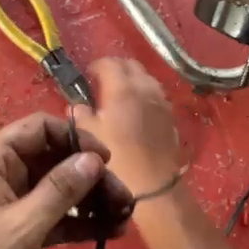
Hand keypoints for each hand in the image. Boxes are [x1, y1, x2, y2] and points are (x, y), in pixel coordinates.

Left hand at [0, 113, 134, 248]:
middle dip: (90, 177)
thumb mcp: (20, 228)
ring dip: (90, 202)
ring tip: (125, 220)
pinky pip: (54, 220)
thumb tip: (93, 160)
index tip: (106, 161)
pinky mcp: (16, 235)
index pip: (38, 130)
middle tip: (125, 201)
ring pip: (57, 193)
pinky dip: (78, 225)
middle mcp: (0, 177)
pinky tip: (109, 234)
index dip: (75, 139)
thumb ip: (59, 191)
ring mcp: (8, 208)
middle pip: (53, 162)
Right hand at [72, 59, 186, 197]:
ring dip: (133, 80)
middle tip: (103, 82)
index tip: (88, 76)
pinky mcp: (171, 117)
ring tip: (120, 96)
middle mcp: (145, 88)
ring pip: (147, 79)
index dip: (96, 66)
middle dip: (116, 69)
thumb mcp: (89, 136)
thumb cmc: (117, 159)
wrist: (154, 185)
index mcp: (122, 88)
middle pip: (131, 65)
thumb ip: (81, 115)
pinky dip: (145, 96)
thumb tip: (78, 106)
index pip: (109, 63)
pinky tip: (136, 112)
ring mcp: (162, 102)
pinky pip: (156, 96)